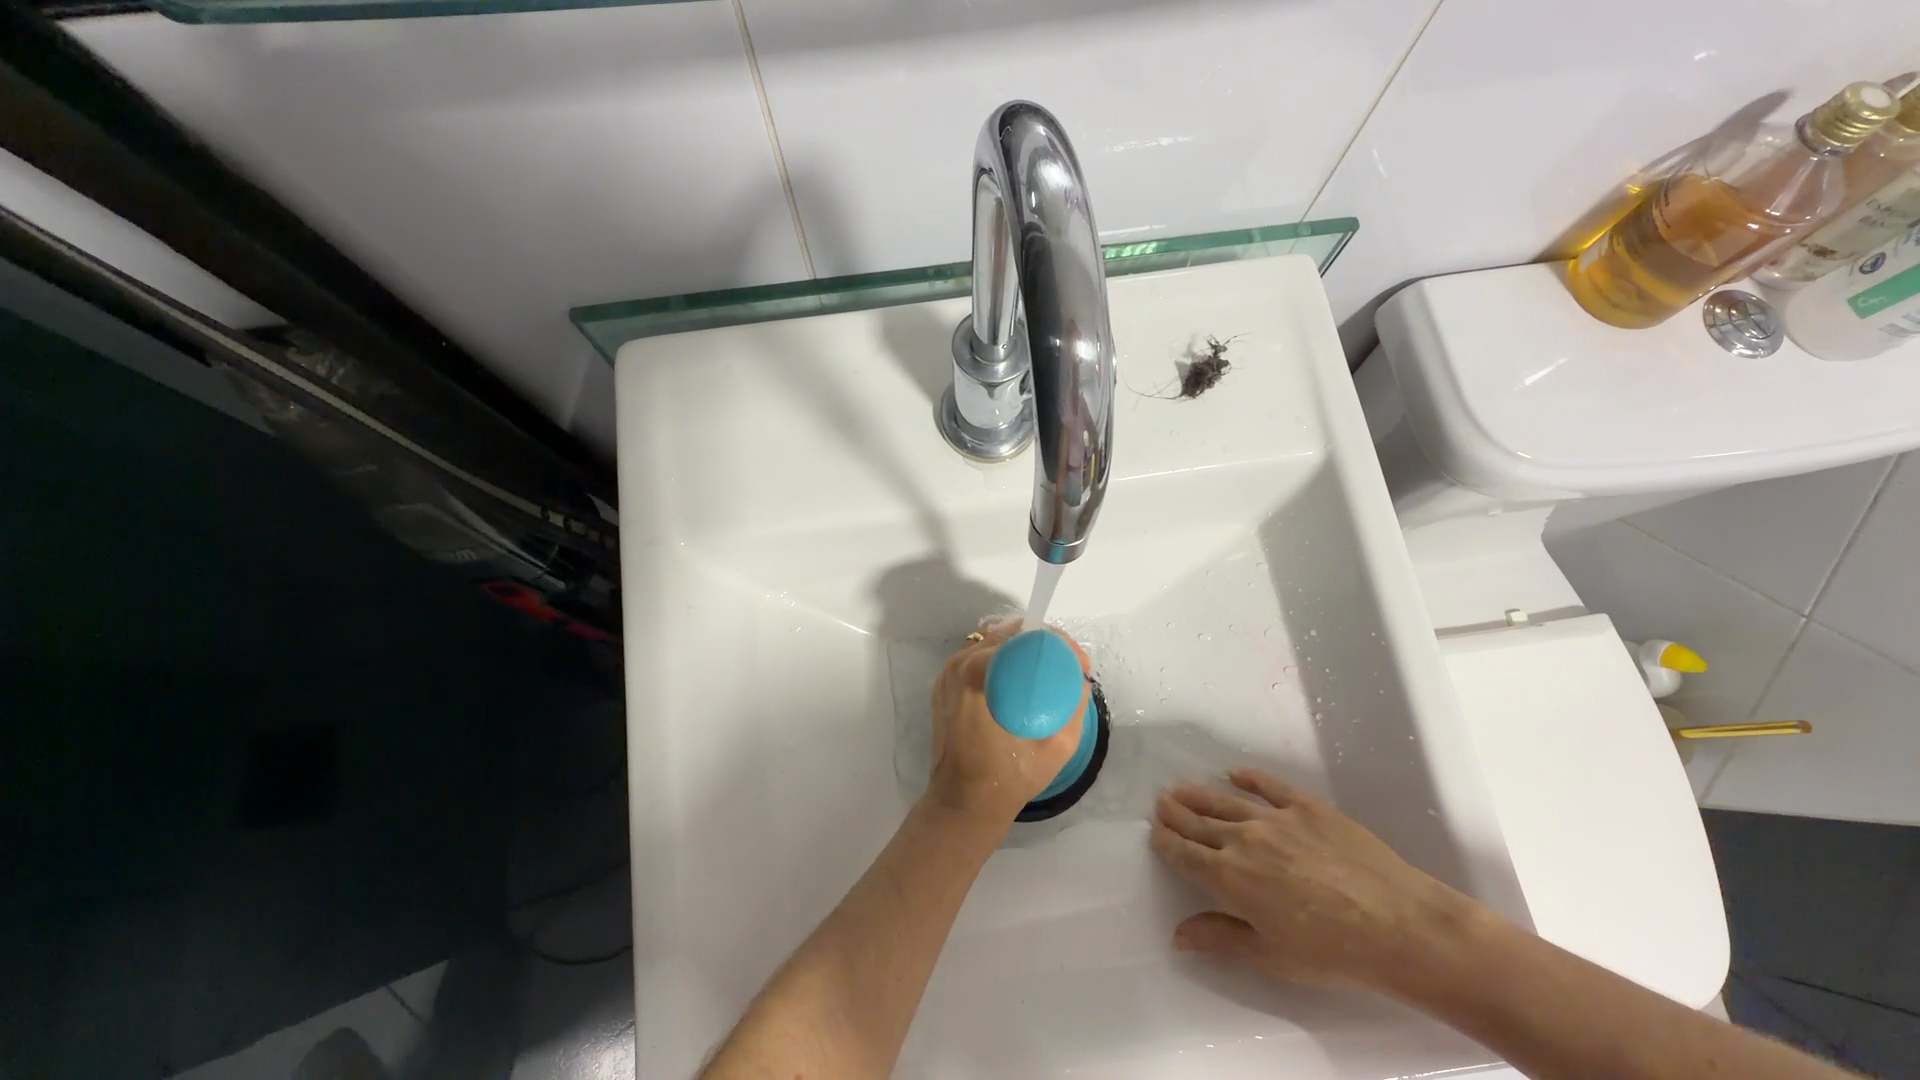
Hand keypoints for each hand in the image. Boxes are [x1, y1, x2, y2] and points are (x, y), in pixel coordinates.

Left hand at [926, 619, 1087, 824]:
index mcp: (979, 672)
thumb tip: (1080, 684)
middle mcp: (958, 665)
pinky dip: (1001, 662)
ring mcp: (946, 676)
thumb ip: (1073, 712)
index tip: (1079, 662)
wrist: (963, 804)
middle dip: (1041, 640)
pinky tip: (1021, 680)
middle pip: (1006, 633)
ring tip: (1048, 667)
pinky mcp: (943, 688)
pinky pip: (976, 661)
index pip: (1023, 636)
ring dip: (1020, 648)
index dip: (1057, 641)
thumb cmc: (1008, 778)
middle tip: (1068, 662)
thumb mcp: (1055, 749)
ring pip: (989, 643)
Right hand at [1151, 767, 1480, 994]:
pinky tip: (1235, 773)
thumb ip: (1220, 938)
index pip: (1186, 855)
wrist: (1396, 924)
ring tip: (1182, 788)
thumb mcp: (1269, 956)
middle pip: (1201, 824)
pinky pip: (1269, 786)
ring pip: (1227, 802)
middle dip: (1177, 814)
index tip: (1155, 832)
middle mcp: (1244, 840)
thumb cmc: (1330, 951)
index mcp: (1230, 878)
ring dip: (1200, 795)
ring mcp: (1277, 819)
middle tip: (1161, 803)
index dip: (1167, 843)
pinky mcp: (1308, 807)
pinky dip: (1249, 777)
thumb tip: (1179, 934)